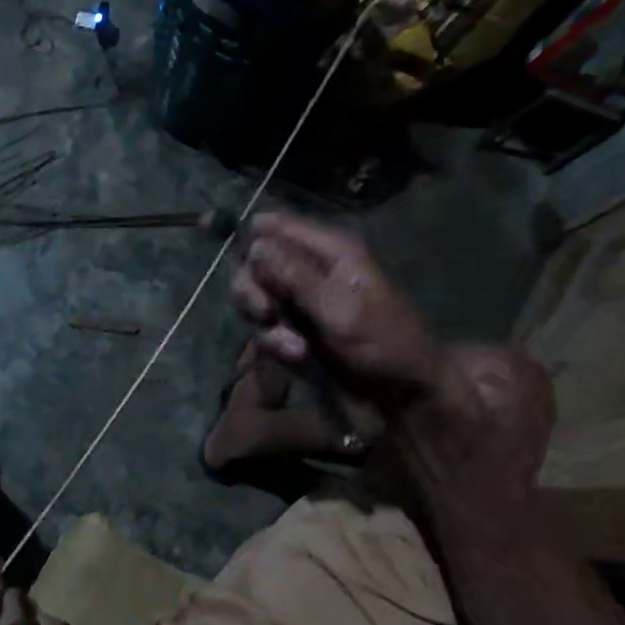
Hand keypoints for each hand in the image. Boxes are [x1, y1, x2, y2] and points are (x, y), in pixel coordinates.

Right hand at [229, 212, 553, 512]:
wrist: (402, 399)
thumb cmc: (384, 344)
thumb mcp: (340, 309)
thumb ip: (294, 276)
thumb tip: (254, 244)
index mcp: (331, 252)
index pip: (276, 226)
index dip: (249, 234)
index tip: (223, 246)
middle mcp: (311, 271)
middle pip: (256, 263)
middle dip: (253, 288)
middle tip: (266, 311)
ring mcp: (301, 303)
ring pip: (256, 297)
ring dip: (265, 321)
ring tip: (290, 344)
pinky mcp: (294, 333)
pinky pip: (266, 329)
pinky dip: (275, 343)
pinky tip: (296, 357)